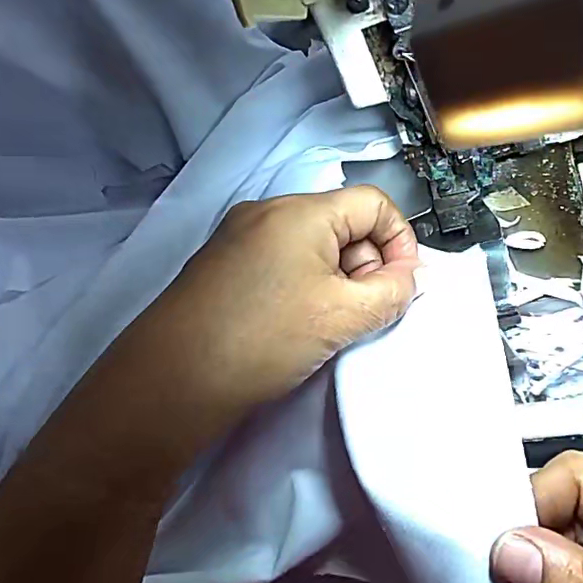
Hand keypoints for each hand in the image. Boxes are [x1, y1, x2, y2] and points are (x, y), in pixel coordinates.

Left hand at [95, 186, 421, 433]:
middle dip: (366, 266)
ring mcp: (239, 236)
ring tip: (327, 325)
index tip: (401, 287)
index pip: (373, 203)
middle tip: (362, 314)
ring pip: (312, 246)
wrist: (172, 379)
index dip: (400, 242)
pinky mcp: (223, 263)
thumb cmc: (263, 339)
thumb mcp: (341, 316)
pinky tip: (295, 324)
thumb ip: (392, 292)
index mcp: (299, 210)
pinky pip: (281, 262)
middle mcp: (266, 211)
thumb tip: (410, 277)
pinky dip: (303, 286)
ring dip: (336, 280)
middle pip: (343, 223)